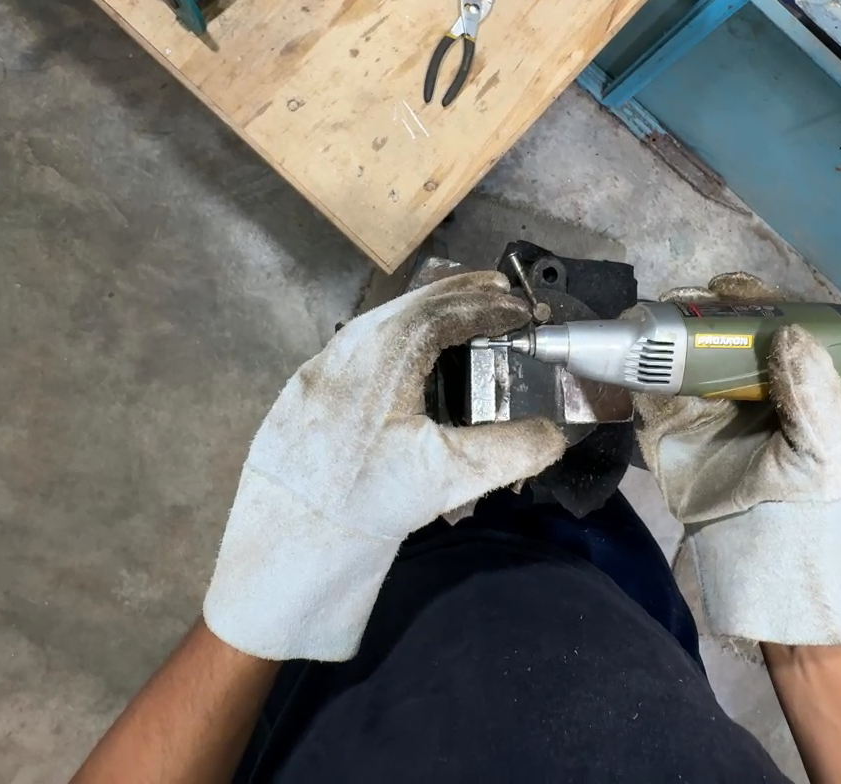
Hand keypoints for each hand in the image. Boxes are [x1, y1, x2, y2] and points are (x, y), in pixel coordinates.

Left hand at [204, 271, 567, 661]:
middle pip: (410, 305)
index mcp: (382, 354)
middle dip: (458, 295)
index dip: (487, 306)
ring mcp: (320, 366)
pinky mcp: (305, 390)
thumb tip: (555, 435)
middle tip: (498, 293)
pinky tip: (412, 358)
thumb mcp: (446, 478)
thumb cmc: (367, 504)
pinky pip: (361, 345)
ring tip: (462, 317)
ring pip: (382, 322)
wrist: (286, 547)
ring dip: (427, 314)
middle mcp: (346, 348)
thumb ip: (508, 451)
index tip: (521, 308)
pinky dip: (399, 337)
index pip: (443, 311)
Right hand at [634, 274, 840, 647]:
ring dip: (659, 321)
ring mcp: (696, 386)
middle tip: (685, 304)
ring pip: (674, 338)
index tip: (730, 290)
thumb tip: (789, 334)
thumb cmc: (799, 486)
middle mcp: (738, 369)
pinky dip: (627, 353)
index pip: (766, 316)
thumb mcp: (824, 445)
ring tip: (652, 319)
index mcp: (783, 368)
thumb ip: (813, 392)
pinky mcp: (660, 407)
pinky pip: (639, 373)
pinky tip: (624, 342)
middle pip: (713, 319)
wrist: (750, 537)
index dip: (749, 296)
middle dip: (696, 303)